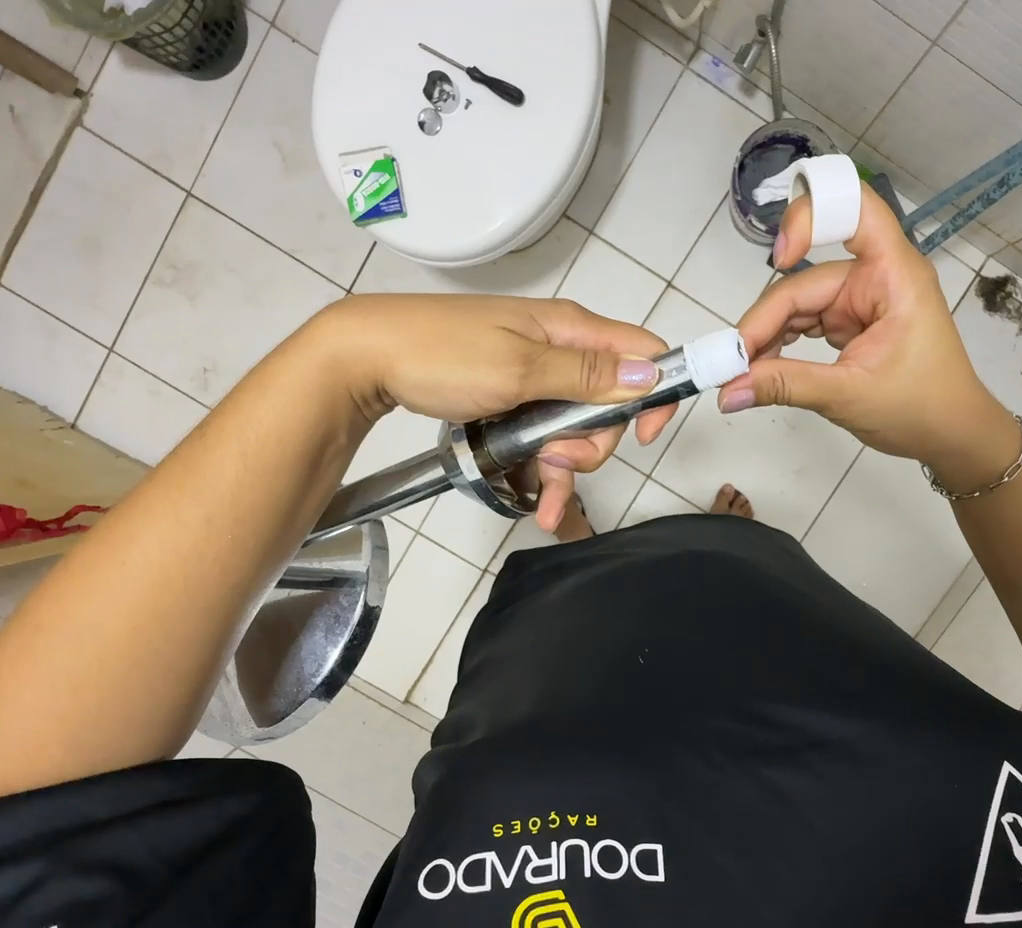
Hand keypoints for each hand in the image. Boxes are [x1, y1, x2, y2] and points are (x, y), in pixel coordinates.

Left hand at [311, 293, 672, 530]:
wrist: (366, 360)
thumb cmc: (441, 355)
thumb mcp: (520, 369)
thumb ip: (585, 376)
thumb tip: (649, 373)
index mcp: (569, 330)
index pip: (641, 353)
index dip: (654, 394)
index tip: (643, 436)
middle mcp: (559, 352)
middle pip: (609, 405)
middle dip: (594, 444)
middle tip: (560, 459)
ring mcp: (534, 378)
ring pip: (575, 429)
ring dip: (567, 468)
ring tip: (544, 498)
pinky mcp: (511, 401)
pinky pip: (543, 437)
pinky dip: (543, 470)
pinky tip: (538, 503)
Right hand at [728, 185, 1016, 480]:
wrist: (951, 435)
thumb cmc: (921, 409)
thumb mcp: (848, 395)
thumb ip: (786, 386)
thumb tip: (728, 391)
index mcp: (893, 275)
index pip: (855, 212)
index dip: (811, 218)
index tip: (779, 258)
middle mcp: (875, 277)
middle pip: (806, 281)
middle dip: (766, 319)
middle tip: (730, 362)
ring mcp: (861, 300)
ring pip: (799, 304)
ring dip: (768, 335)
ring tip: (740, 372)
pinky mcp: (850, 323)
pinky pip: (805, 323)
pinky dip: (781, 344)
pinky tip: (761, 368)